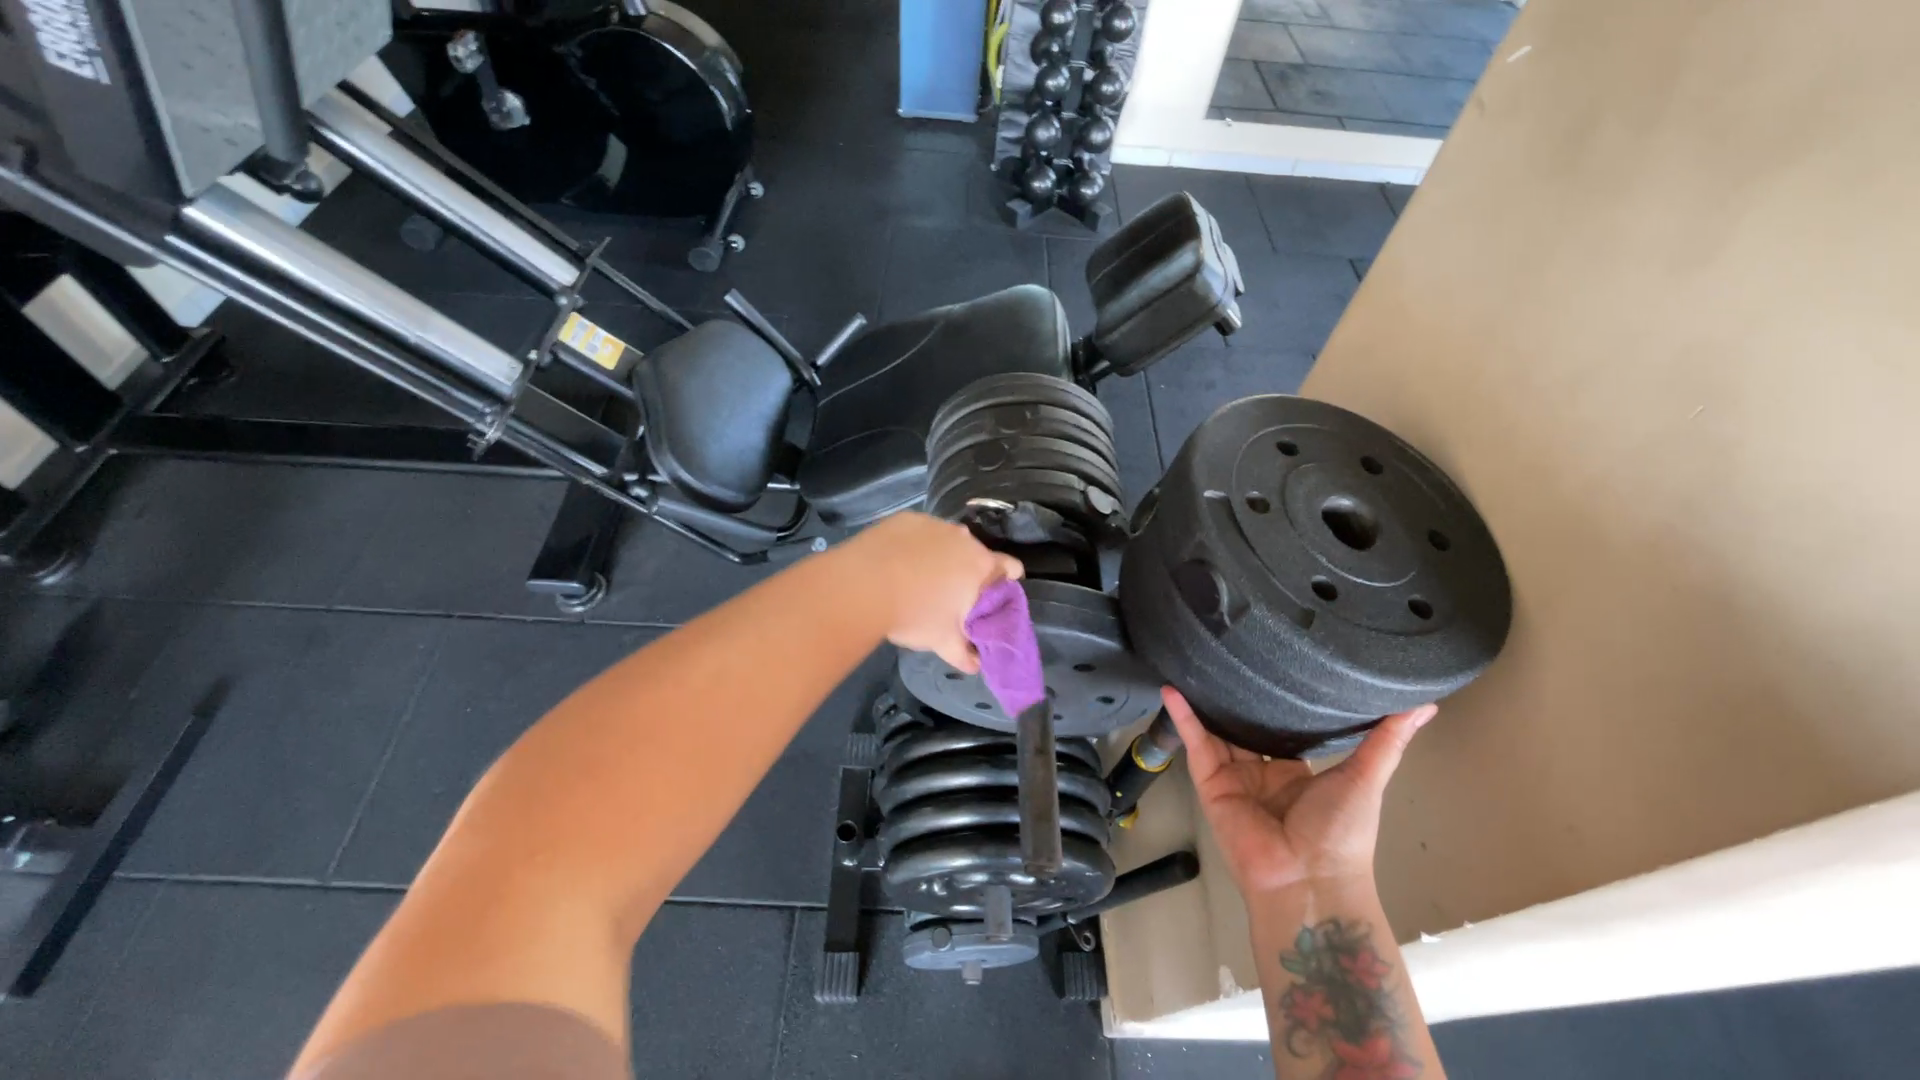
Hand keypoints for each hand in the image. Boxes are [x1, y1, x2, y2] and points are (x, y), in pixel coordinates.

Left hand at [844, 512, 1022, 672]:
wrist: (862, 585)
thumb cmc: (913, 614)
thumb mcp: (942, 641)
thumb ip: (964, 655)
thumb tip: (976, 666)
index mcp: (980, 566)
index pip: (1010, 567)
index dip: (1007, 580)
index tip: (997, 592)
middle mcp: (963, 538)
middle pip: (977, 553)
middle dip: (969, 571)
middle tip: (952, 593)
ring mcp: (934, 524)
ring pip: (947, 540)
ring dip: (942, 555)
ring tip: (921, 577)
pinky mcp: (906, 519)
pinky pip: (920, 532)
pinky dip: (916, 545)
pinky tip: (898, 561)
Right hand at [1165, 687, 1435, 897]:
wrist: (1308, 878)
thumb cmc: (1342, 832)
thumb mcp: (1367, 778)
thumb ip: (1387, 740)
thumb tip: (1426, 705)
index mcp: (1296, 775)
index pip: (1281, 731)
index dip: (1276, 704)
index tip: (1274, 666)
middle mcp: (1262, 775)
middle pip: (1244, 728)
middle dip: (1237, 699)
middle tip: (1231, 653)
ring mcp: (1233, 779)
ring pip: (1215, 731)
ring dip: (1205, 701)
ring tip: (1197, 661)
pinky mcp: (1210, 784)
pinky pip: (1195, 745)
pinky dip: (1183, 718)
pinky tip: (1173, 689)